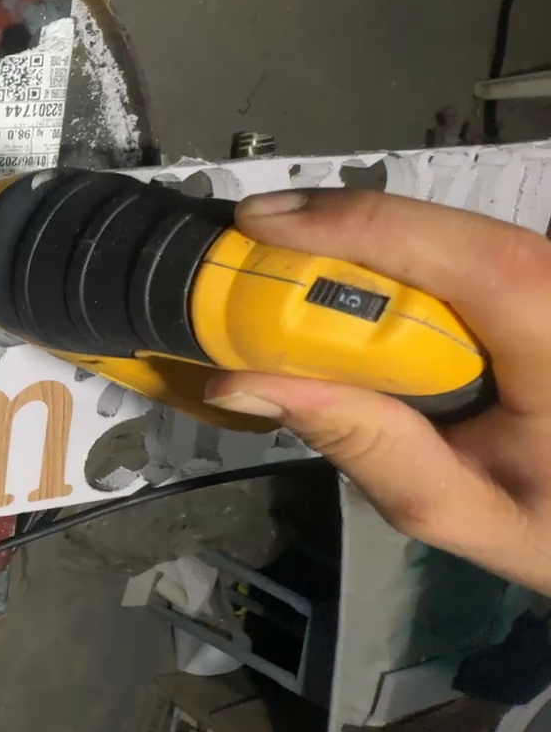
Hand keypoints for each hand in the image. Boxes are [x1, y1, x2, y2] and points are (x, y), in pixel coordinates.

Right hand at [207, 190, 550, 592]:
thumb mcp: (454, 510)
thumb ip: (362, 445)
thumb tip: (238, 382)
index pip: (493, 267)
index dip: (373, 228)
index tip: (264, 222)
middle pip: (476, 237)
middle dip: (356, 221)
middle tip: (256, 226)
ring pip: (476, 235)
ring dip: (375, 230)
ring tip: (287, 241)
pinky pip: (481, 250)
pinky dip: (404, 246)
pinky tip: (348, 258)